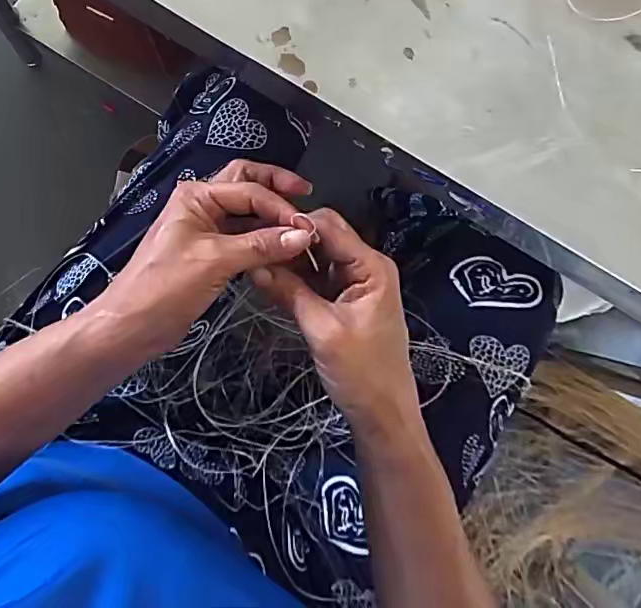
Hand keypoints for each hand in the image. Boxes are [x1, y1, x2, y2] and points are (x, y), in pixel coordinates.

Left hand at [90, 161, 315, 354]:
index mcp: (196, 196)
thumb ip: (260, 246)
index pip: (249, 190)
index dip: (280, 206)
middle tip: (306, 194)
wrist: (129, 328)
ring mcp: (206, 229)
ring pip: (247, 212)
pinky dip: (264, 239)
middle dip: (276, 187)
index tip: (305, 227)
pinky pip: (244, 236)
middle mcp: (201, 205)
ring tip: (299, 227)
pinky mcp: (211, 253)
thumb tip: (301, 235)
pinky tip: (283, 248)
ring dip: (272, 216)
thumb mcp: (214, 262)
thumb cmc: (161, 288)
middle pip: (247, 184)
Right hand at [251, 208, 418, 433]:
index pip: (330, 226)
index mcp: (371, 265)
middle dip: (291, 241)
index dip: (296, 224)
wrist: (384, 417)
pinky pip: (319, 277)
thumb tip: (255, 265)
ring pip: (318, 256)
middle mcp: (367, 265)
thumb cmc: (362, 373)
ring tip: (257, 261)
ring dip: (292, 260)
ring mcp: (357, 282)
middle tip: (256, 246)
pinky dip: (298, 278)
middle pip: (324, 237)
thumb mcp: (322, 330)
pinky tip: (272, 279)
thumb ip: (290, 292)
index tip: (261, 231)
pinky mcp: (346, 299)